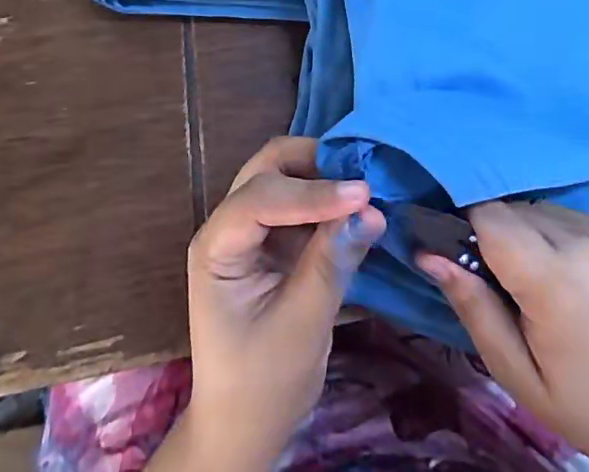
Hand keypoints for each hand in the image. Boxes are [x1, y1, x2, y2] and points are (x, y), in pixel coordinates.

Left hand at [153, 137, 384, 471]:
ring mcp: (251, 230)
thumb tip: (371, 211)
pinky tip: (357, 208)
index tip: (363, 194)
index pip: (261, 199)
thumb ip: (332, 262)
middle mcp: (228, 226)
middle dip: (315, 164)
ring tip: (365, 190)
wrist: (245, 423)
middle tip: (363, 179)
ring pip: (285, 175)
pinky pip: (302, 201)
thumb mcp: (302, 324)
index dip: (313, 192)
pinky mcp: (274, 240)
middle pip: (268, 168)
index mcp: (217, 247)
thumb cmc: (263, 382)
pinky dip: (329, 197)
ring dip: (324, 175)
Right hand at [417, 202, 588, 471]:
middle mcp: (582, 240)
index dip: (466, 232)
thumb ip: (471, 304)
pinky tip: (558, 273)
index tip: (464, 263)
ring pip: (531, 208)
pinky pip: (558, 214)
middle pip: (508, 210)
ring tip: (530, 283)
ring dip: (518, 233)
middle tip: (499, 286)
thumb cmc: (582, 403)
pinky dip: (544, 234)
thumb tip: (427, 253)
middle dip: (491, 237)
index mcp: (557, 278)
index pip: (488, 215)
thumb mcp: (513, 370)